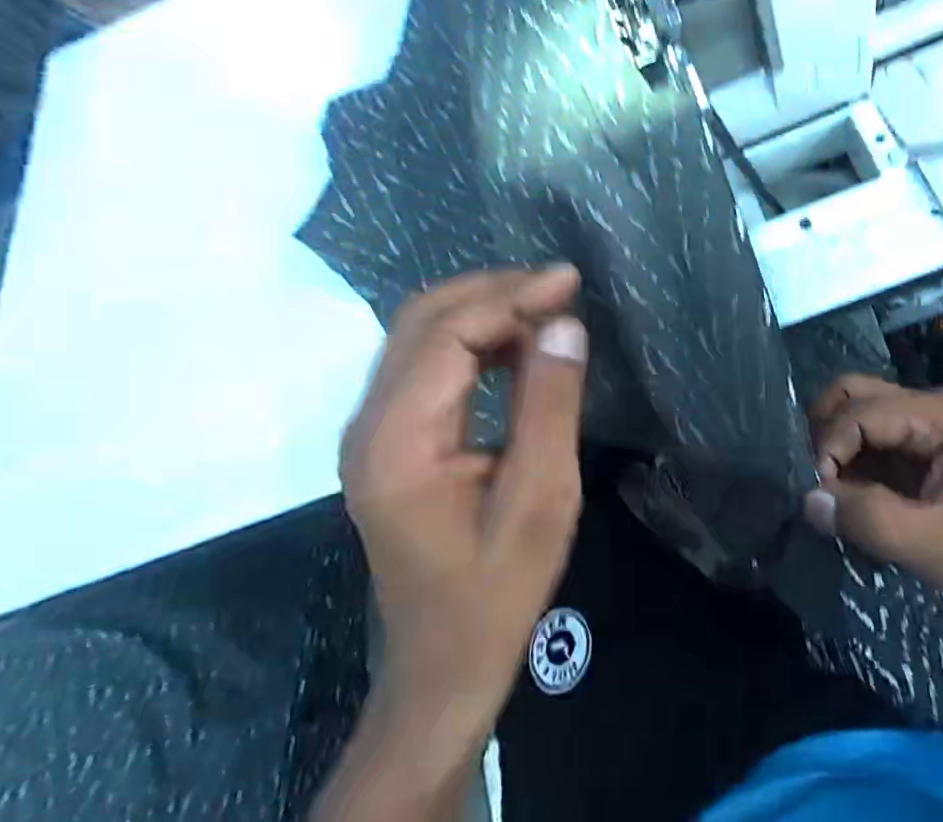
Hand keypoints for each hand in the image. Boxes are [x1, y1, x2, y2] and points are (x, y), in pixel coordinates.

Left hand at [340, 267, 588, 754]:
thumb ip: (550, 406)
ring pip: (422, 336)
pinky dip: (478, 341)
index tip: (571, 283)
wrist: (446, 659)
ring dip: (486, 310)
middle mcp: (370, 424)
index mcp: (398, 440)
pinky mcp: (394, 440)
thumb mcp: (542, 498)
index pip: (448, 334)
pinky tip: (522, 346)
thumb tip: (566, 325)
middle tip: (563, 286)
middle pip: (422, 321)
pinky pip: (432, 365)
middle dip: (495, 291)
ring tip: (550, 307)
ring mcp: (376, 431)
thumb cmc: (498, 586)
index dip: (511, 298)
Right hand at [800, 376, 942, 626]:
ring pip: (863, 423)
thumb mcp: (935, 545)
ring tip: (825, 501)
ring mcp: (930, 435)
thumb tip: (806, 499)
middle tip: (810, 485)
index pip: (859, 411)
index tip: (813, 496)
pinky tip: (848, 508)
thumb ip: (868, 519)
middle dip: (825, 435)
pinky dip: (853, 472)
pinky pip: (877, 452)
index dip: (827, 447)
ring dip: (837, 454)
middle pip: (856, 399)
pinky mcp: (928, 462)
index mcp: (938, 416)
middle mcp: (930, 411)